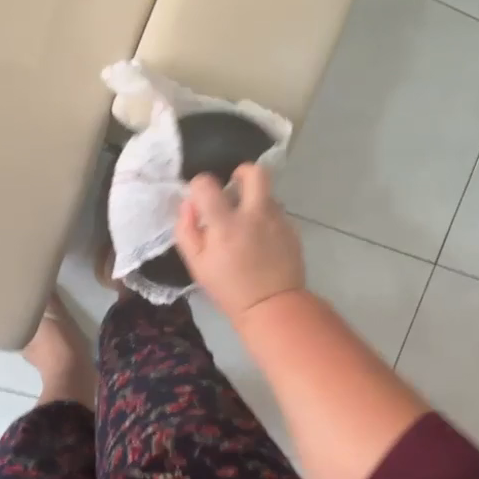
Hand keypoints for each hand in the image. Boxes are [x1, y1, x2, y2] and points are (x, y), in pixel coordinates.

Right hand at [174, 163, 304, 321]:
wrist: (272, 307)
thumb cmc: (228, 288)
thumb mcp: (196, 264)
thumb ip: (186, 230)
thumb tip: (188, 204)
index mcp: (225, 224)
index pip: (206, 184)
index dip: (199, 185)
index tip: (201, 198)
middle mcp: (254, 215)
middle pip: (254, 172)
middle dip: (241, 171)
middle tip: (234, 184)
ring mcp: (277, 221)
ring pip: (267, 194)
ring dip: (254, 200)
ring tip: (247, 222)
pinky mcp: (292, 230)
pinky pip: (277, 214)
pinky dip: (266, 219)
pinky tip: (261, 240)